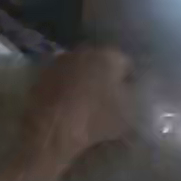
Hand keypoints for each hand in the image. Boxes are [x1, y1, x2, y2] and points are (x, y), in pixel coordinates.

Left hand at [18, 47, 133, 162]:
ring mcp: (60, 61)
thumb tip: (137, 89)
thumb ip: (137, 95)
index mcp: (108, 56)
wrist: (52, 129)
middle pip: (101, 62)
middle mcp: (84, 51)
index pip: (127, 64)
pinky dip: (67, 87)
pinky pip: (62, 78)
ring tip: (88, 102)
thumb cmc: (96, 119)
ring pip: (80, 68)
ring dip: (85, 80)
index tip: (131, 96)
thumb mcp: (130, 112)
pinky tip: (69, 104)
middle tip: (110, 98)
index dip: (130, 81)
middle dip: (106, 77)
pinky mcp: (43, 74)